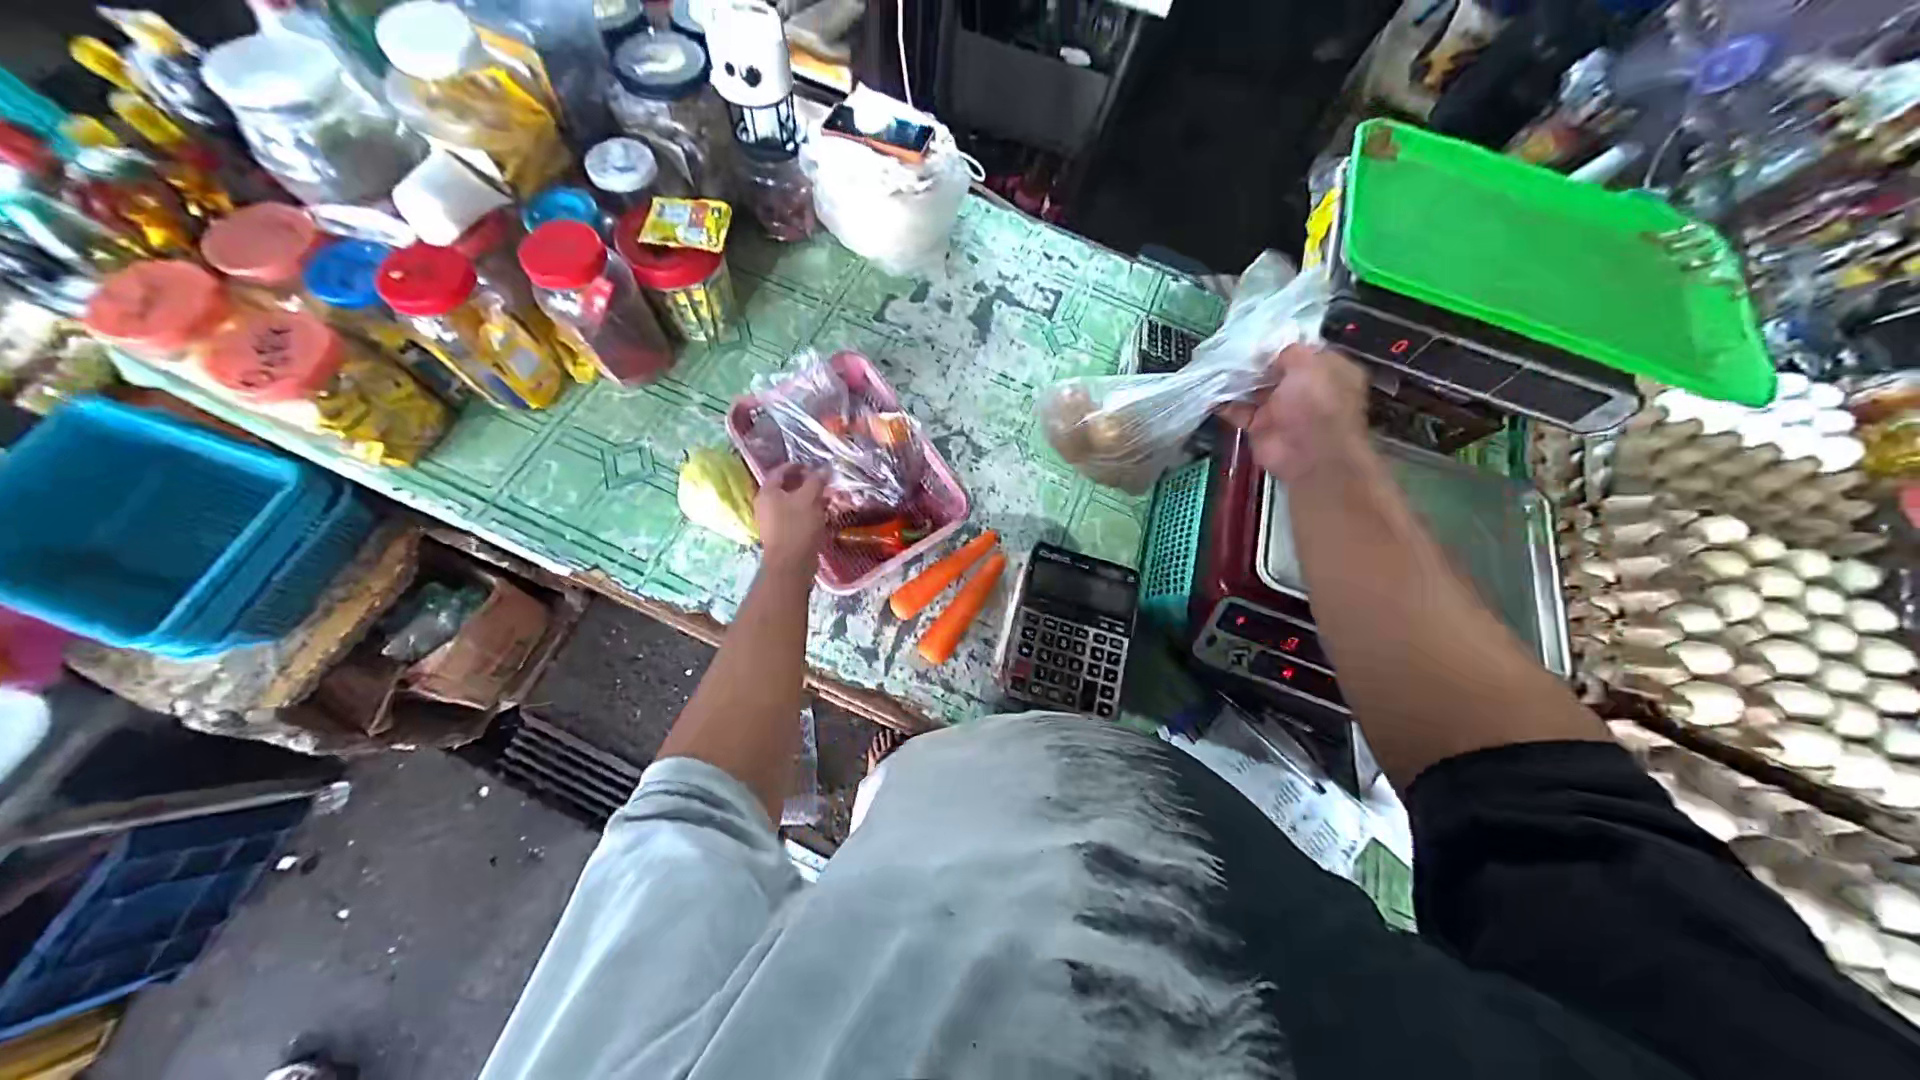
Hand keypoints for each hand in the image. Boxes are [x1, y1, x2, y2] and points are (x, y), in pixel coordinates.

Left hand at [756, 463, 829, 573]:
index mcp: (767, 492)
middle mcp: (766, 505)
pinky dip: (807, 512)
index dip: (796, 466)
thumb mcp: (809, 499)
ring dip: (808, 498)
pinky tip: (822, 514)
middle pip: (785, 487)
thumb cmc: (797, 527)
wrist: (791, 564)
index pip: (779, 471)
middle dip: (805, 483)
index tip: (813, 466)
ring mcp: (772, 521)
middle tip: (822, 482)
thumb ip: (816, 481)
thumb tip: (824, 468)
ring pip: (791, 503)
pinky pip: (795, 516)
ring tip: (826, 498)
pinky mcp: (782, 534)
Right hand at [1216, 344, 1368, 483]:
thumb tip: (1270, 350)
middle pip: (1273, 369)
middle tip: (1227, 346)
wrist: (1310, 455)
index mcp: (1325, 370)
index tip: (1255, 334)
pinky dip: (1223, 403)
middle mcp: (1304, 388)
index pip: (1300, 351)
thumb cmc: (1318, 403)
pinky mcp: (1260, 426)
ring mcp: (1281, 408)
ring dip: (1234, 379)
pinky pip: (1238, 411)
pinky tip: (1208, 391)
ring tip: (1213, 364)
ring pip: (1253, 389)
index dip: (1279, 342)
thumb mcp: (1309, 364)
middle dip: (1252, 360)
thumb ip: (1289, 352)